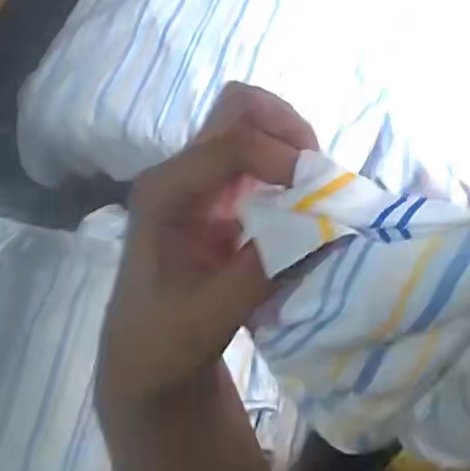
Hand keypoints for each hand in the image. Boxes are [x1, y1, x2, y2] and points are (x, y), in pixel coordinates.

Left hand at [96, 83, 317, 419]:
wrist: (146, 361)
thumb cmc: (166, 339)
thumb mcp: (213, 312)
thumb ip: (264, 266)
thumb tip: (322, 226)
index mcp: (164, 191)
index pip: (231, 146)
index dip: (280, 158)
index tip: (317, 194)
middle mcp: (180, 171)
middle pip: (239, 108)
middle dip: (286, 127)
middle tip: (316, 170)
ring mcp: (201, 178)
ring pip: (252, 123)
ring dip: (290, 143)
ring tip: (315, 184)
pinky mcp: (221, 192)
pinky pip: (260, 152)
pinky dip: (289, 162)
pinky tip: (304, 197)